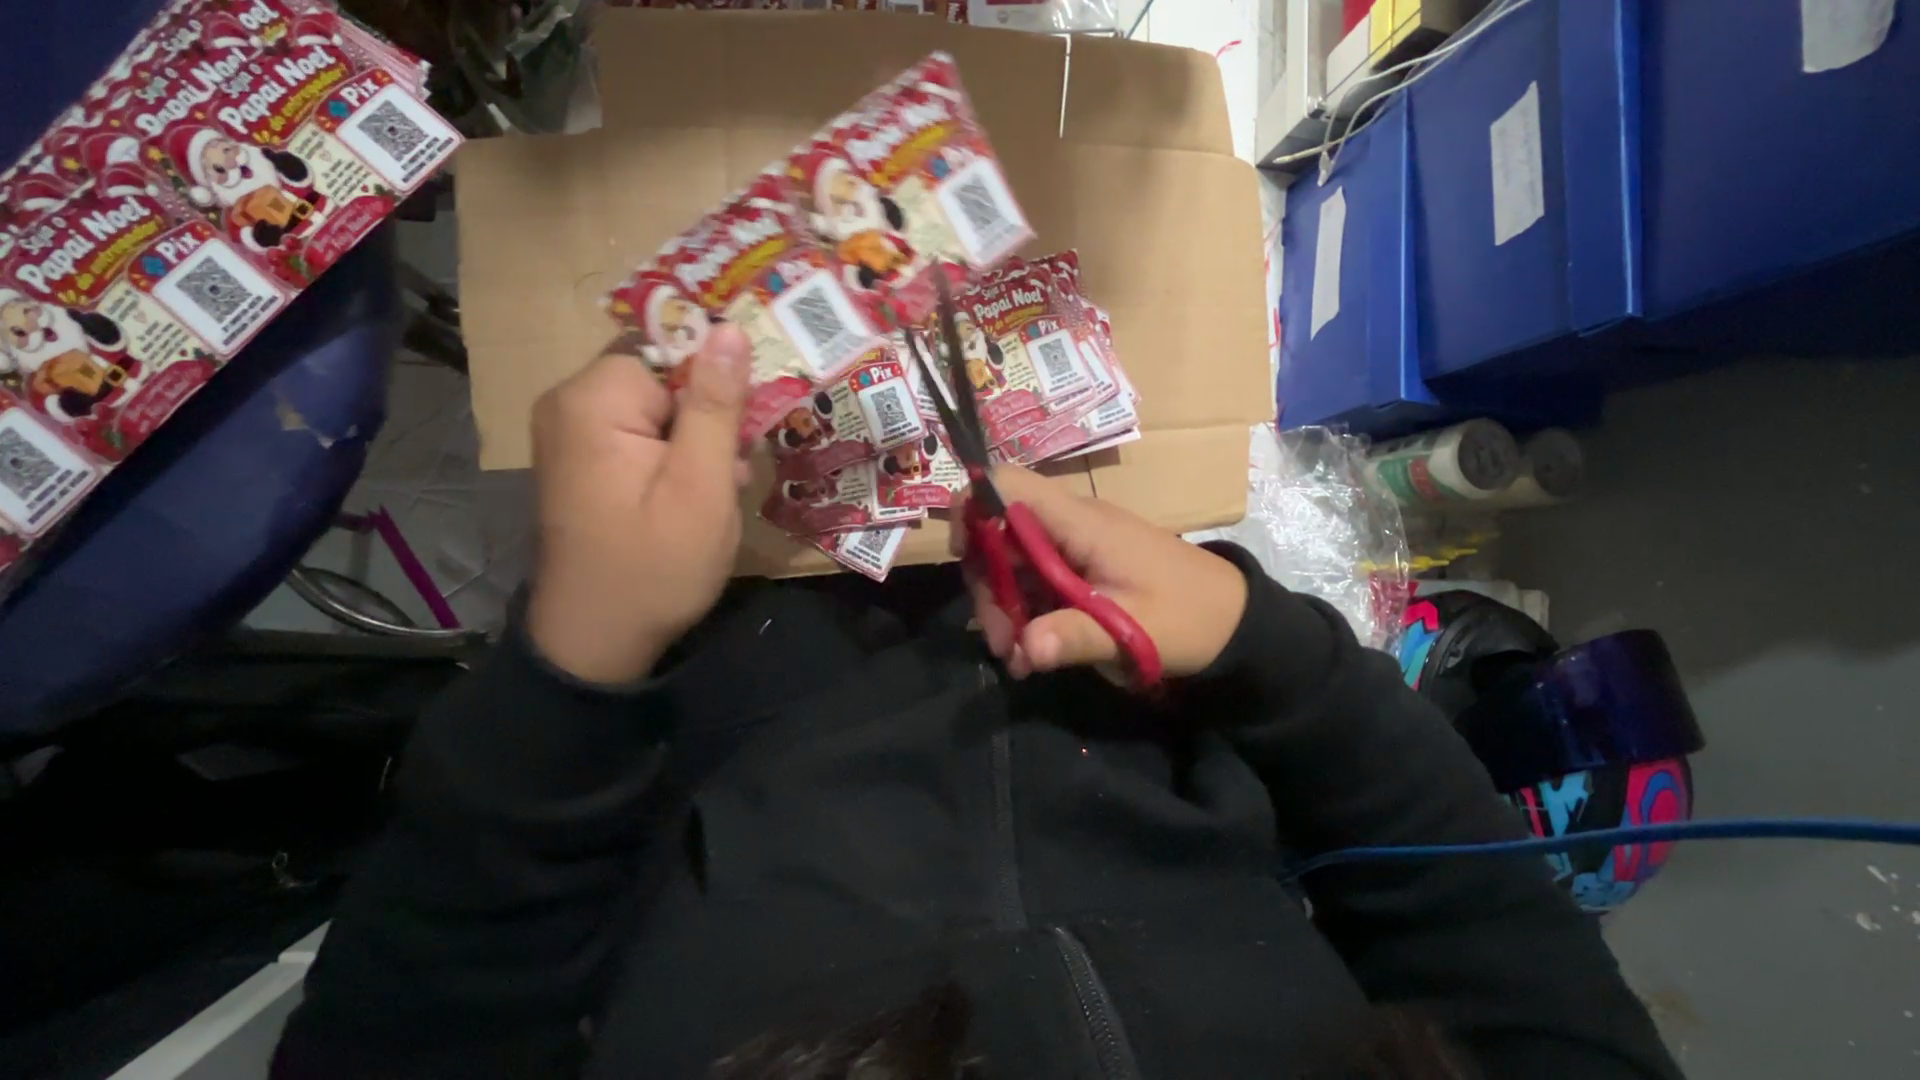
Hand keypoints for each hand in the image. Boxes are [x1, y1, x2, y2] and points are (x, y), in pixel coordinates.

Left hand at [525, 326, 752, 682]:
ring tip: (724, 484)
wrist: (597, 640)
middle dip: (710, 412)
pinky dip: (676, 455)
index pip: (668, 346)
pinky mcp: (584, 461)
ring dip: (700, 437)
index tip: (751, 413)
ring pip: (659, 405)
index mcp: (593, 400)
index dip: (716, 375)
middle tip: (739, 460)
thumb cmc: (656, 566)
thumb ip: (717, 405)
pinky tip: (700, 492)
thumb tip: (730, 329)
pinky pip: (642, 433)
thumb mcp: (701, 485)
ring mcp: (573, 434)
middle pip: (663, 373)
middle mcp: (571, 404)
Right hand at [957, 465, 1248, 679]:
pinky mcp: (1078, 569)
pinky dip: (1025, 613)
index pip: (1010, 484)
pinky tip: (1034, 652)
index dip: (974, 508)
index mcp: (1082, 523)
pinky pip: (1033, 580)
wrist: (1234, 620)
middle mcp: (1070, 525)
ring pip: (1011, 561)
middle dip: (989, 586)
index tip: (966, 558)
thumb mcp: (1134, 630)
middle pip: (998, 533)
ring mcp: (1073, 547)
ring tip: (1020, 658)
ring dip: (1004, 607)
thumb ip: (1076, 637)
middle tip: (1004, 644)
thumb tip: (1026, 649)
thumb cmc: (1189, 615)